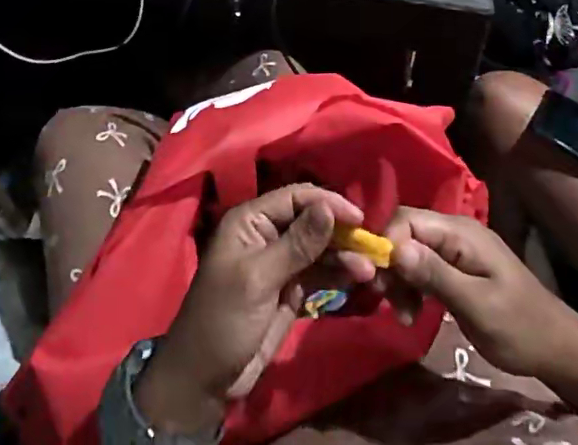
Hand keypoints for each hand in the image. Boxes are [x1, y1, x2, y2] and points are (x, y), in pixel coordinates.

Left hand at [137, 185, 375, 432]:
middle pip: (311, 220)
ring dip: (344, 255)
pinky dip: (339, 273)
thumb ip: (296, 244)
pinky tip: (359, 278)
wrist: (206, 379)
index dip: (327, 203)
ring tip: (369, 270)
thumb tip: (328, 207)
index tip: (358, 219)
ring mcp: (280, 261)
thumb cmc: (223, 319)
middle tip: (371, 248)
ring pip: (320, 247)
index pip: (295, 197)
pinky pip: (320, 271)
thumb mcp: (258, 279)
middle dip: (341, 232)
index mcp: (250, 221)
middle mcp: (267, 234)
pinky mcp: (290, 287)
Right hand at [379, 207, 577, 381]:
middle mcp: (454, 231)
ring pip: (409, 251)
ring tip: (402, 315)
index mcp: (461, 231)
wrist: (557, 347)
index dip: (386, 244)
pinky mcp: (455, 266)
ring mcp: (455, 248)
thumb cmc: (519, 326)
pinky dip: (411, 287)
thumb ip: (436, 275)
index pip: (407, 219)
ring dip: (399, 280)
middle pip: (405, 233)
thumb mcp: (477, 305)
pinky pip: (421, 266)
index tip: (378, 281)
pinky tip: (412, 312)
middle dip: (390, 264)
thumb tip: (395, 249)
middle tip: (384, 301)